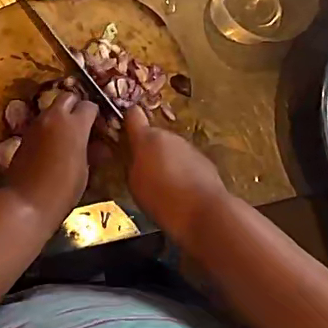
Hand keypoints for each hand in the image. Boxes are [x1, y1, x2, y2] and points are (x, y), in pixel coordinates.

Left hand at [3, 91, 98, 217]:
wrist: (26, 202)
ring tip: (69, 138)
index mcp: (74, 123)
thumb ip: (92, 150)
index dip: (96, 115)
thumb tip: (100, 147)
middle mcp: (54, 117)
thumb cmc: (63, 188)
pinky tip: (54, 147)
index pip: (89, 106)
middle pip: (67, 97)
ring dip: (61, 118)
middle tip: (84, 125)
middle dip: (76, 106)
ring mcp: (36, 125)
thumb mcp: (85, 169)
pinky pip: (41, 124)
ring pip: (51, 109)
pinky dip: (49, 129)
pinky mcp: (24, 136)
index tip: (100, 127)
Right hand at [123, 105, 229, 232]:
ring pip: (170, 148)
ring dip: (166, 160)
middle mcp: (169, 136)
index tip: (123, 131)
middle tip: (143, 171)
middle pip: (153, 135)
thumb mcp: (134, 183)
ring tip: (163, 185)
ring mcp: (188, 146)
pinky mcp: (204, 160)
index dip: (127, 120)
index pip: (133, 115)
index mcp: (147, 139)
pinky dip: (181, 170)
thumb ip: (132, 163)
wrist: (204, 212)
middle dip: (148, 149)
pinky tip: (181, 190)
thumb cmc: (162, 199)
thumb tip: (134, 157)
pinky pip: (185, 160)